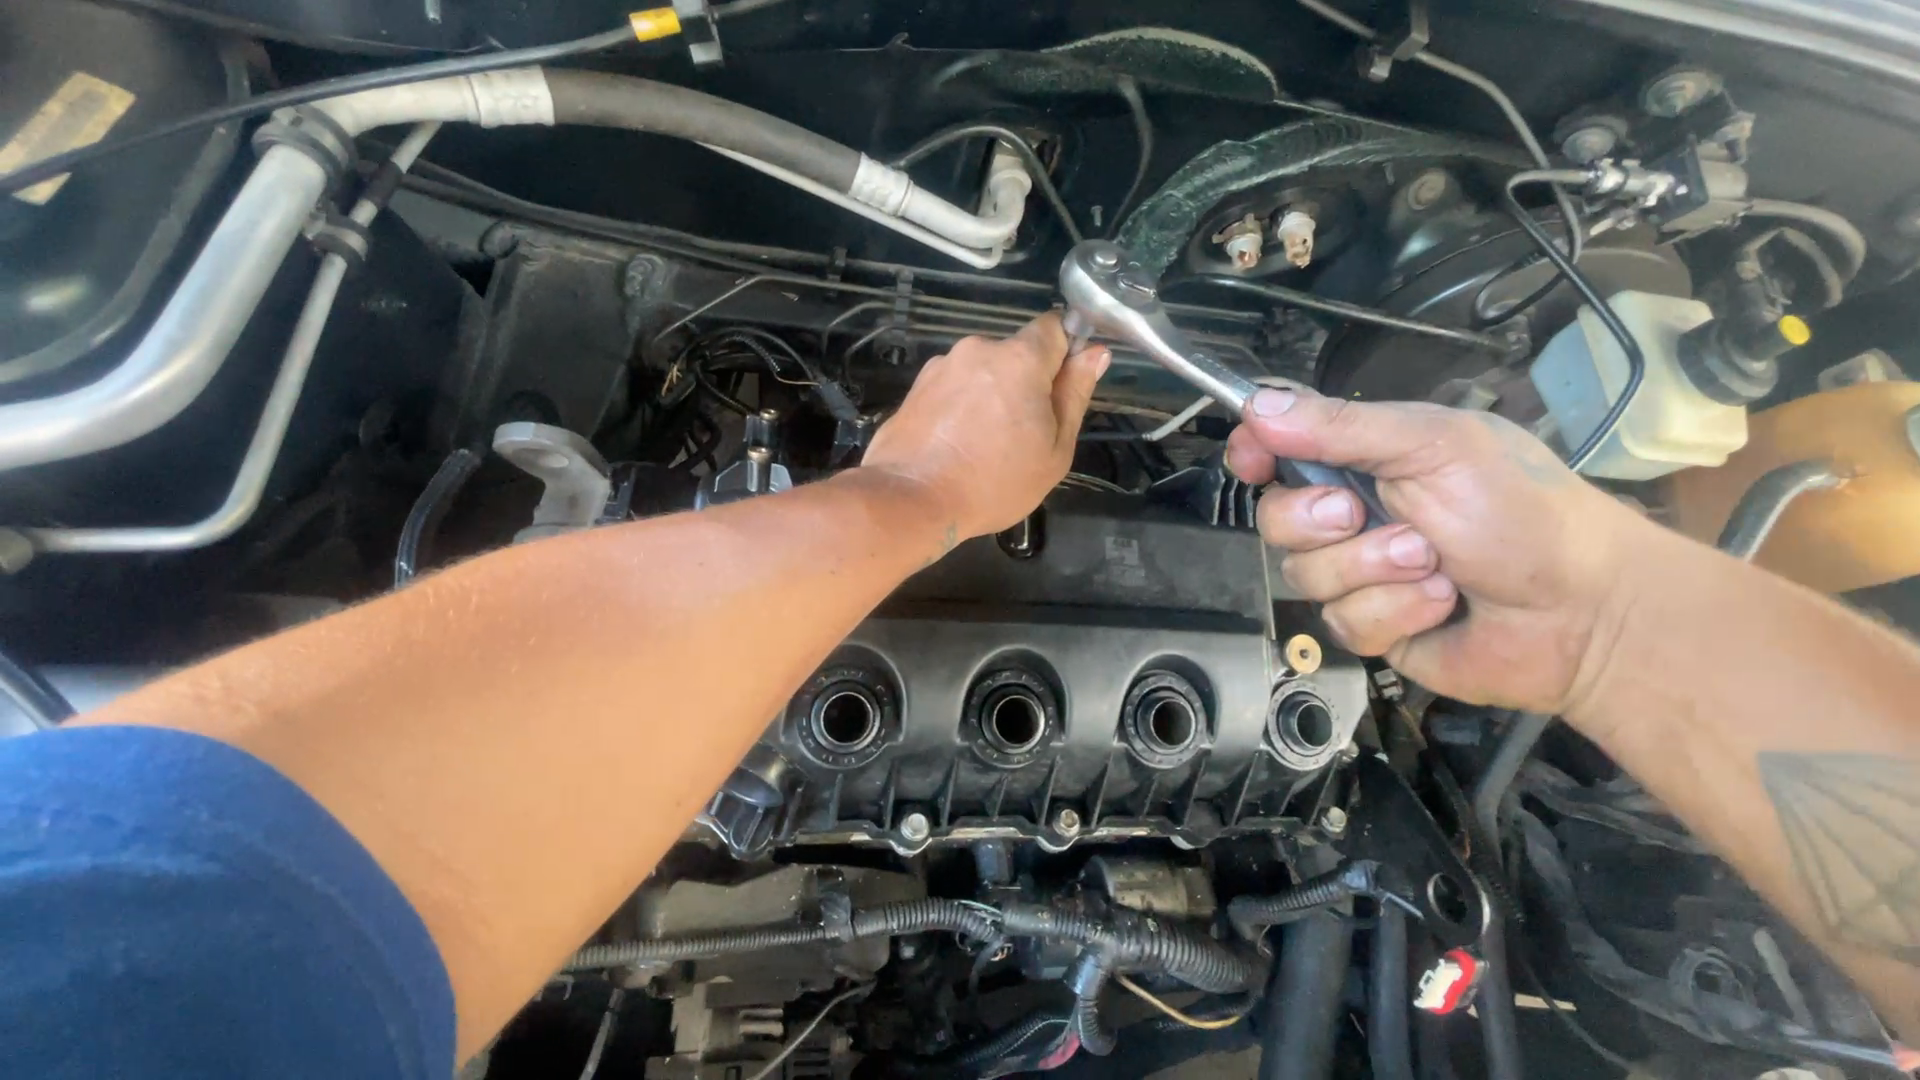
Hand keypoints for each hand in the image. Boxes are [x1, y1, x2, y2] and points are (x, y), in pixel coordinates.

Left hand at [861, 314, 1109, 538]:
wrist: (911, 500)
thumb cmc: (994, 482)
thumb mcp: (1054, 449)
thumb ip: (1075, 395)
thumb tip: (1095, 353)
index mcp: (1019, 358)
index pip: (1054, 327)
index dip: (1065, 352)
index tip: (1063, 389)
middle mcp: (978, 349)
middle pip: (1016, 354)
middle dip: (1025, 384)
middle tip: (1023, 434)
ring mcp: (942, 366)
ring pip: (982, 373)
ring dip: (990, 397)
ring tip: (984, 446)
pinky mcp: (916, 387)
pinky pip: (954, 389)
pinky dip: (961, 408)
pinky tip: (955, 445)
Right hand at [1227, 387, 1657, 713]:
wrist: (1584, 611)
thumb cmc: (1522, 513)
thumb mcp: (1436, 447)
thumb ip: (1343, 426)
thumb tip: (1257, 405)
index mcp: (1364, 460)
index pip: (1279, 448)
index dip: (1253, 453)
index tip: (1253, 461)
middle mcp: (1350, 515)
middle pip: (1275, 518)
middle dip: (1319, 521)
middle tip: (1368, 514)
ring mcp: (1356, 574)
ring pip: (1306, 576)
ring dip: (1374, 569)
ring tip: (1436, 564)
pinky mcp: (1369, 627)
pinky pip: (1342, 623)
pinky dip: (1396, 612)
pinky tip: (1440, 604)